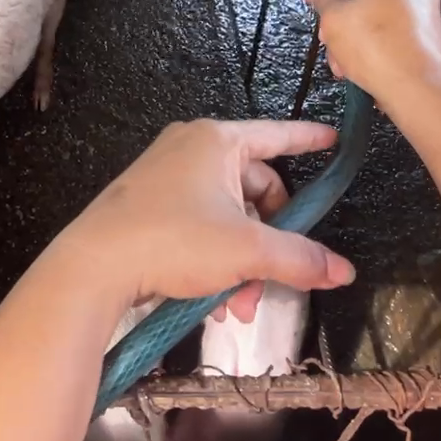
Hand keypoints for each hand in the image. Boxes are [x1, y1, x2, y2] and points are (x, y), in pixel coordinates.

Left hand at [47, 120, 354, 320]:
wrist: (97, 262)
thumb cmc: (175, 239)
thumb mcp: (247, 251)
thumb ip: (299, 258)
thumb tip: (342, 269)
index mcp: (216, 141)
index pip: (275, 134)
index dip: (307, 138)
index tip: (334, 138)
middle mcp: (192, 147)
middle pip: (255, 188)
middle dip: (271, 242)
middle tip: (276, 282)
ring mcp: (168, 173)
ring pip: (229, 215)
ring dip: (244, 263)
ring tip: (238, 307)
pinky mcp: (153, 201)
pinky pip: (202, 223)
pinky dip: (216, 259)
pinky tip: (215, 303)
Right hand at [302, 0, 440, 103]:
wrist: (420, 92)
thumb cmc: (373, 46)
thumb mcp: (335, 21)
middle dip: (340, 8)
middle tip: (324, 31)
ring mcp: (425, 10)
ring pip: (376, 10)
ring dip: (352, 30)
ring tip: (339, 60)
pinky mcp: (428, 34)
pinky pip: (392, 28)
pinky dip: (372, 40)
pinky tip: (357, 68)